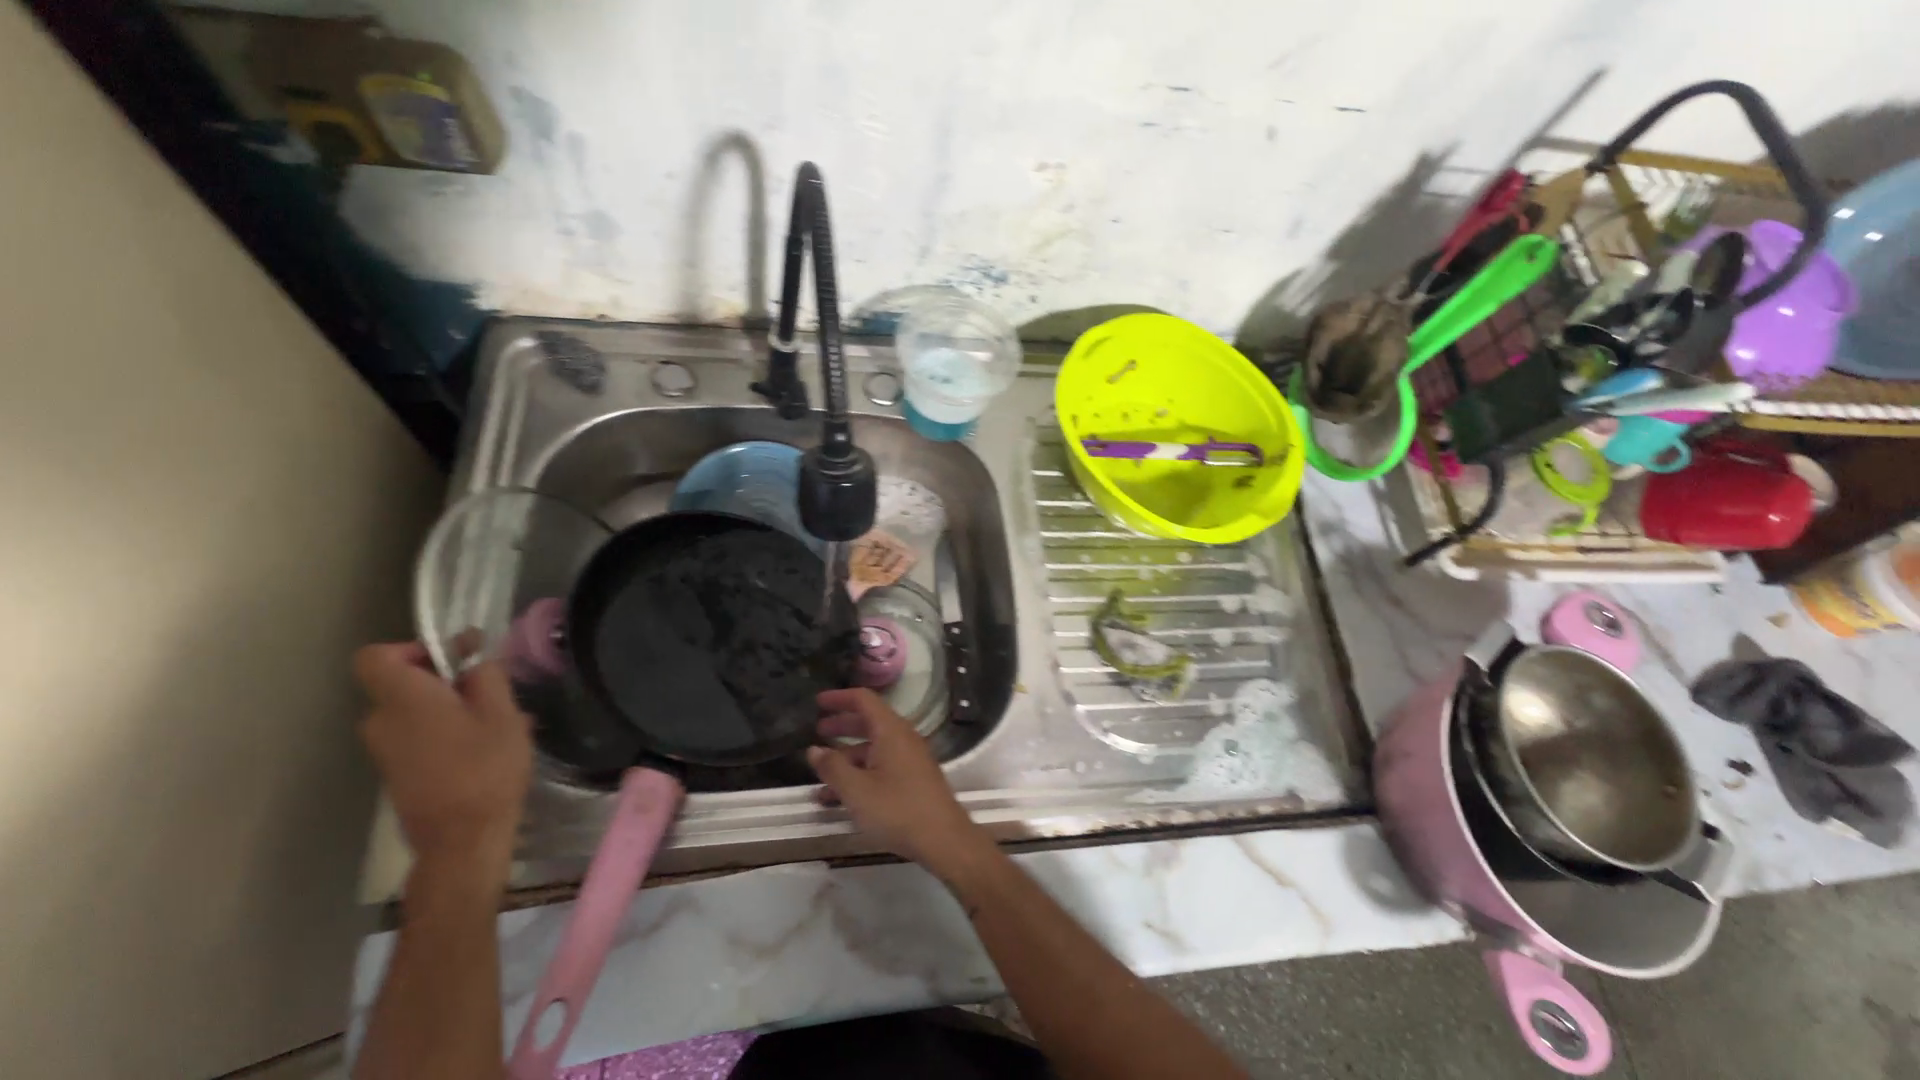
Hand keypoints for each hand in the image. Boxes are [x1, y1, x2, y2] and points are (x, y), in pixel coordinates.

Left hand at [354, 643, 532, 869]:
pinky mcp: (398, 775)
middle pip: (401, 685)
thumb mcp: (501, 713)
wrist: (462, 841)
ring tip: (498, 723)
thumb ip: (487, 677)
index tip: (452, 659)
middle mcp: (382, 721)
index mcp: (402, 698)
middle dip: (443, 681)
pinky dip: (445, 734)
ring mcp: (386, 752)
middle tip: (489, 691)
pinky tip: (485, 750)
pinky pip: (418, 739)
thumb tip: (475, 663)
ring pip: (414, 713)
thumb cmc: (484, 768)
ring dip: (450, 710)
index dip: (411, 648)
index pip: (375, 656)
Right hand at [808, 688, 989, 873]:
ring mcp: (911, 759)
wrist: (943, 839)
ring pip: (874, 749)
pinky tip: (842, 798)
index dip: (839, 698)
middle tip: (817, 732)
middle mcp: (903, 739)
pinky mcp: (915, 780)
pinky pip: (883, 767)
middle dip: (842, 726)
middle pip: (869, 722)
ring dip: (847, 758)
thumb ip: (832, 767)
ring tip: (821, 778)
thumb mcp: (856, 790)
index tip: (818, 702)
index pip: (864, 699)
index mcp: (891, 731)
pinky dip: (862, 774)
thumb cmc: (897, 810)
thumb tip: (814, 749)